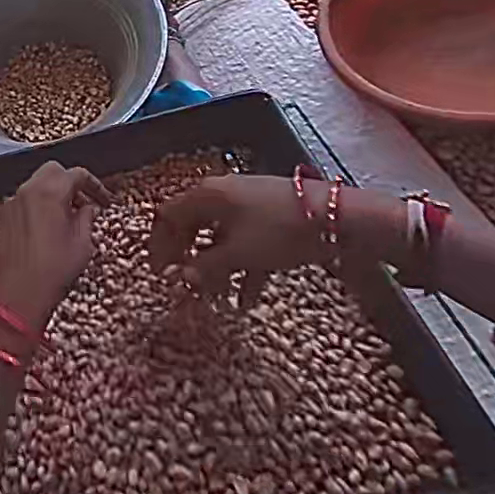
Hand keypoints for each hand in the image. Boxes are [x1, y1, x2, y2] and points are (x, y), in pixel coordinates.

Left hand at [0, 162, 109, 331]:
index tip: (103, 198)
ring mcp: (13, 204)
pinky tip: (51, 226)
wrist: (16, 298)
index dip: (95, 184)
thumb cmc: (50, 274)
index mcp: (49, 193)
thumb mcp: (82, 245)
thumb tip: (88, 209)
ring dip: (55, 192)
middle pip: (53, 171)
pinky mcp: (4, 218)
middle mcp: (28, 192)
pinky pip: (25, 199)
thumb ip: (87, 218)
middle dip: (72, 182)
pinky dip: (40, 203)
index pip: (76, 174)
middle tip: (86, 201)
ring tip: (71, 216)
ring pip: (37, 183)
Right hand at [151, 176, 406, 307]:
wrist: (335, 217)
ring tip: (218, 300)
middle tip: (186, 286)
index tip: (159, 273)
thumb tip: (179, 277)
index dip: (159, 245)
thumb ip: (203, 267)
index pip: (168, 216)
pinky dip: (242, 266)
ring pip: (219, 236)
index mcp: (206, 195)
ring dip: (216, 268)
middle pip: (192, 226)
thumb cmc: (276, 231)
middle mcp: (221, 194)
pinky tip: (247, 299)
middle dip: (189, 259)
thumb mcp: (237, 254)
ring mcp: (246, 203)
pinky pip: (244, 240)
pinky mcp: (268, 215)